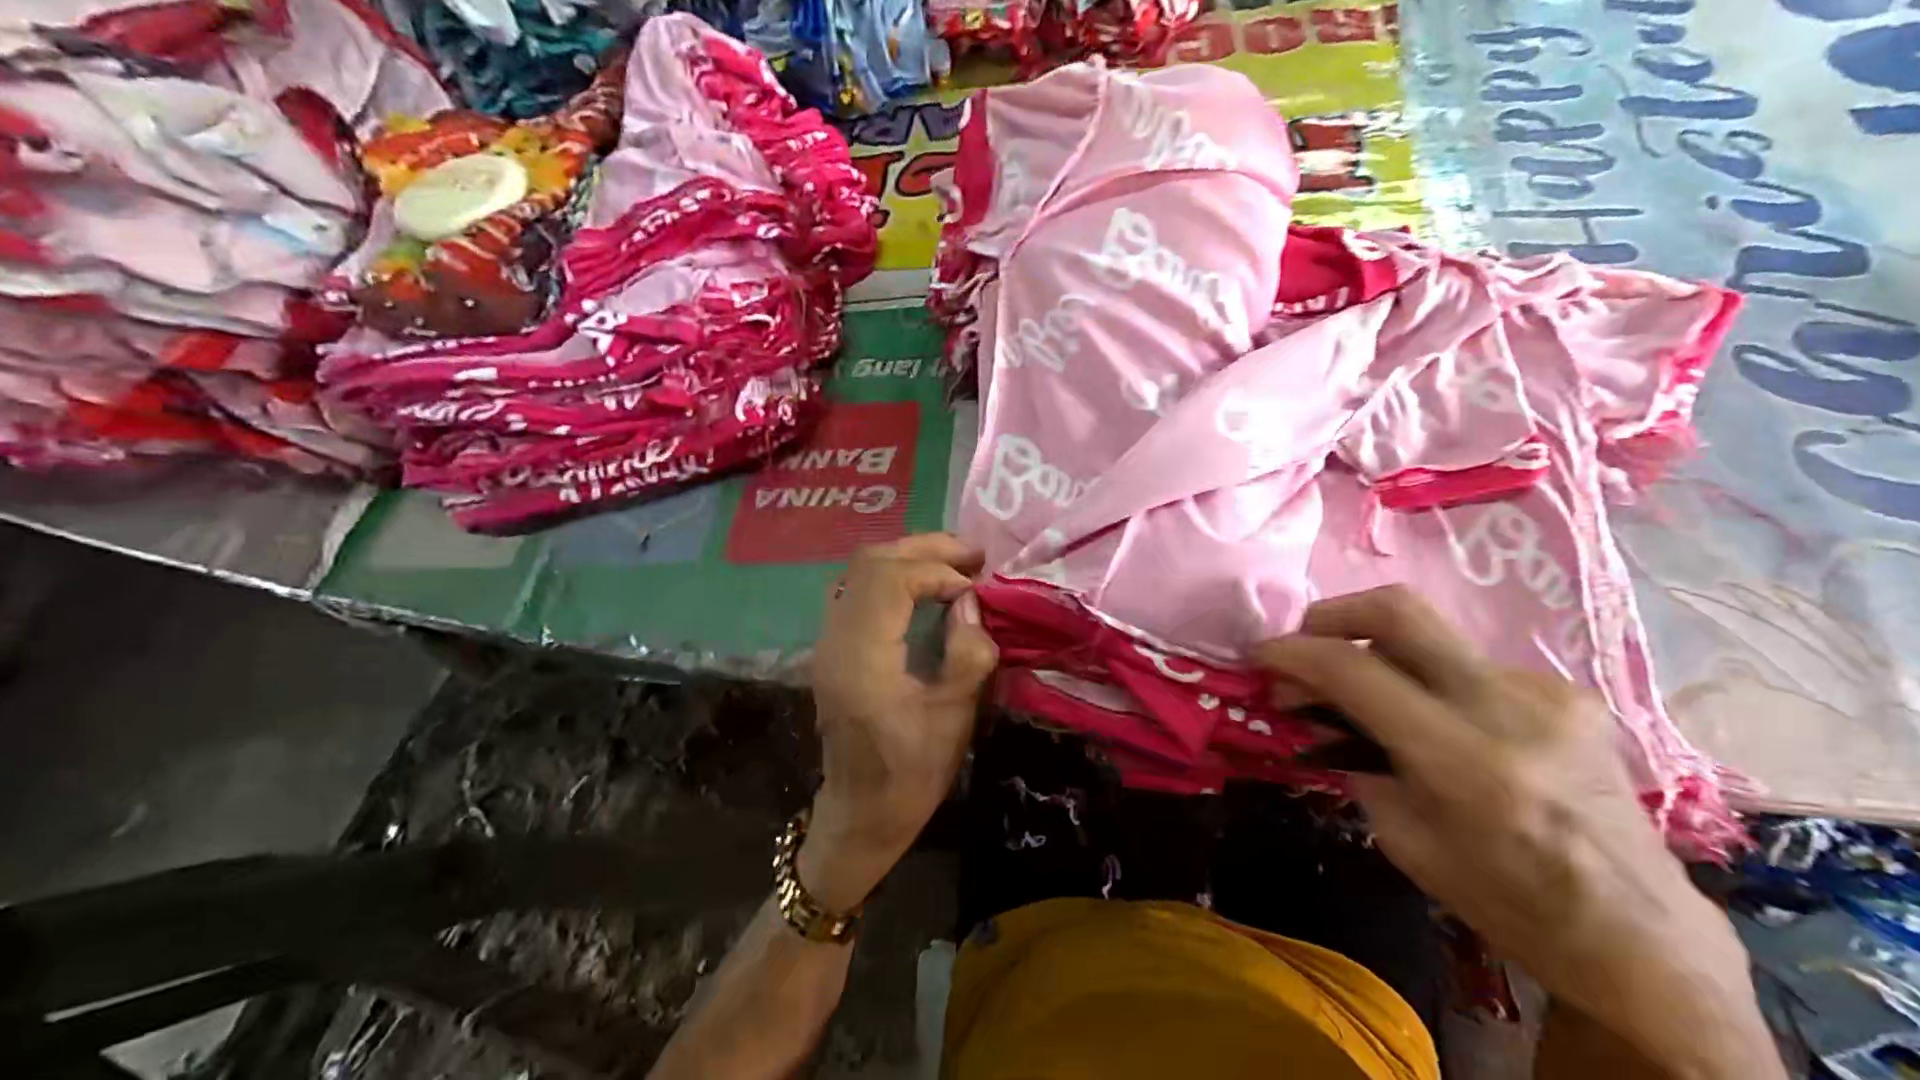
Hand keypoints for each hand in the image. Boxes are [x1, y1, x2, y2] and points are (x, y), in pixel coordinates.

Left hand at [801, 534, 998, 910]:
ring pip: (858, 571)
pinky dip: (891, 576)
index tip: (975, 588)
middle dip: (923, 549)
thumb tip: (969, 602)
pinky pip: (856, 590)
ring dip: (906, 557)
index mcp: (862, 657)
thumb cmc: (911, 772)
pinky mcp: (832, 647)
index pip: (891, 580)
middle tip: (972, 554)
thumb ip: (966, 653)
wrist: (861, 812)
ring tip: (953, 562)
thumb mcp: (954, 718)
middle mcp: (835, 639)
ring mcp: (827, 641)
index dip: (937, 570)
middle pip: (869, 563)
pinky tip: (923, 586)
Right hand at [1251, 586, 1781, 1079]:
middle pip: (1401, 610)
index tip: (1259, 654)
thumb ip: (1355, 756)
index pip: (1354, 670)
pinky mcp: (1568, 692)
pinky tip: (1434, 721)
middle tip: (1305, 642)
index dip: (1293, 652)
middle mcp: (1510, 709)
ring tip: (1368, 700)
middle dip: (1333, 614)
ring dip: (1381, 656)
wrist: (1640, 936)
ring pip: (1432, 639)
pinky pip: (1469, 665)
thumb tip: (1310, 703)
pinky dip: (1430, 680)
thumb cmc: (1504, 901)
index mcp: (1464, 761)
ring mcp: (1547, 693)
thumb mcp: (1403, 837)